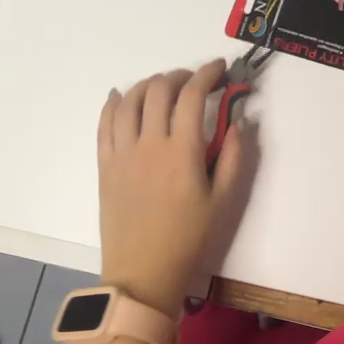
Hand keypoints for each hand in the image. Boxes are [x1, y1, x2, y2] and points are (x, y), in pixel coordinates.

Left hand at [96, 60, 250, 312]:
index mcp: (181, 152)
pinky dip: (113, 104)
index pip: (192, 95)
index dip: (207, 74)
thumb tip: (239, 120)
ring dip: (148, 84)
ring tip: (163, 86)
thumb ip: (235, 156)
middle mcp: (149, 145)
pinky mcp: (105, 166)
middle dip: (179, 75)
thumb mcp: (223, 201)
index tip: (219, 68)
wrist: (142, 275)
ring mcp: (122, 154)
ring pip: (128, 100)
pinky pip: (104, 124)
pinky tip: (119, 96)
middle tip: (194, 80)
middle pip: (159, 90)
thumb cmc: (188, 239)